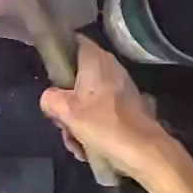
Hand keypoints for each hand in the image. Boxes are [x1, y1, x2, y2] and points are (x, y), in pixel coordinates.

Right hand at [38, 36, 177, 182]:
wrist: (144, 150)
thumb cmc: (104, 124)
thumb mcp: (65, 111)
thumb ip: (49, 98)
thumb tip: (50, 98)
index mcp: (96, 59)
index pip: (72, 42)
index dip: (58, 55)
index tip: (49, 76)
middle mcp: (110, 67)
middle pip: (76, 77)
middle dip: (65, 102)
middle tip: (62, 121)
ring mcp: (120, 87)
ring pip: (86, 98)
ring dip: (76, 120)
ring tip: (76, 141)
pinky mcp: (127, 106)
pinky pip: (100, 112)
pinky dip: (92, 127)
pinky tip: (89, 147)